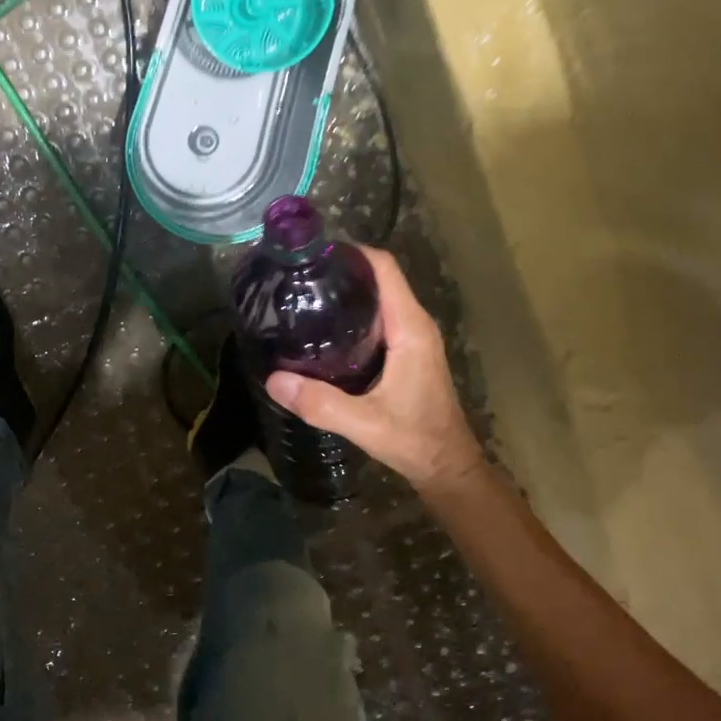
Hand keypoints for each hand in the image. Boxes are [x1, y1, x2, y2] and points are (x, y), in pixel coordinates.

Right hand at [264, 246, 484, 494]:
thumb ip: (320, 403)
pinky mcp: (404, 352)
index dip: (352, 252)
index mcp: (410, 328)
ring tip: (302, 294)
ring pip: (377, 297)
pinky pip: (376, 316)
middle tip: (296, 274)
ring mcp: (411, 338)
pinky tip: (320, 327)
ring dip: (345, 291)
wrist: (447, 469)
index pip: (385, 268)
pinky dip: (350, 312)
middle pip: (378, 277)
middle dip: (340, 269)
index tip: (312, 253)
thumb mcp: (364, 423)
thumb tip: (273, 378)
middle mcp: (413, 324)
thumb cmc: (415, 440)